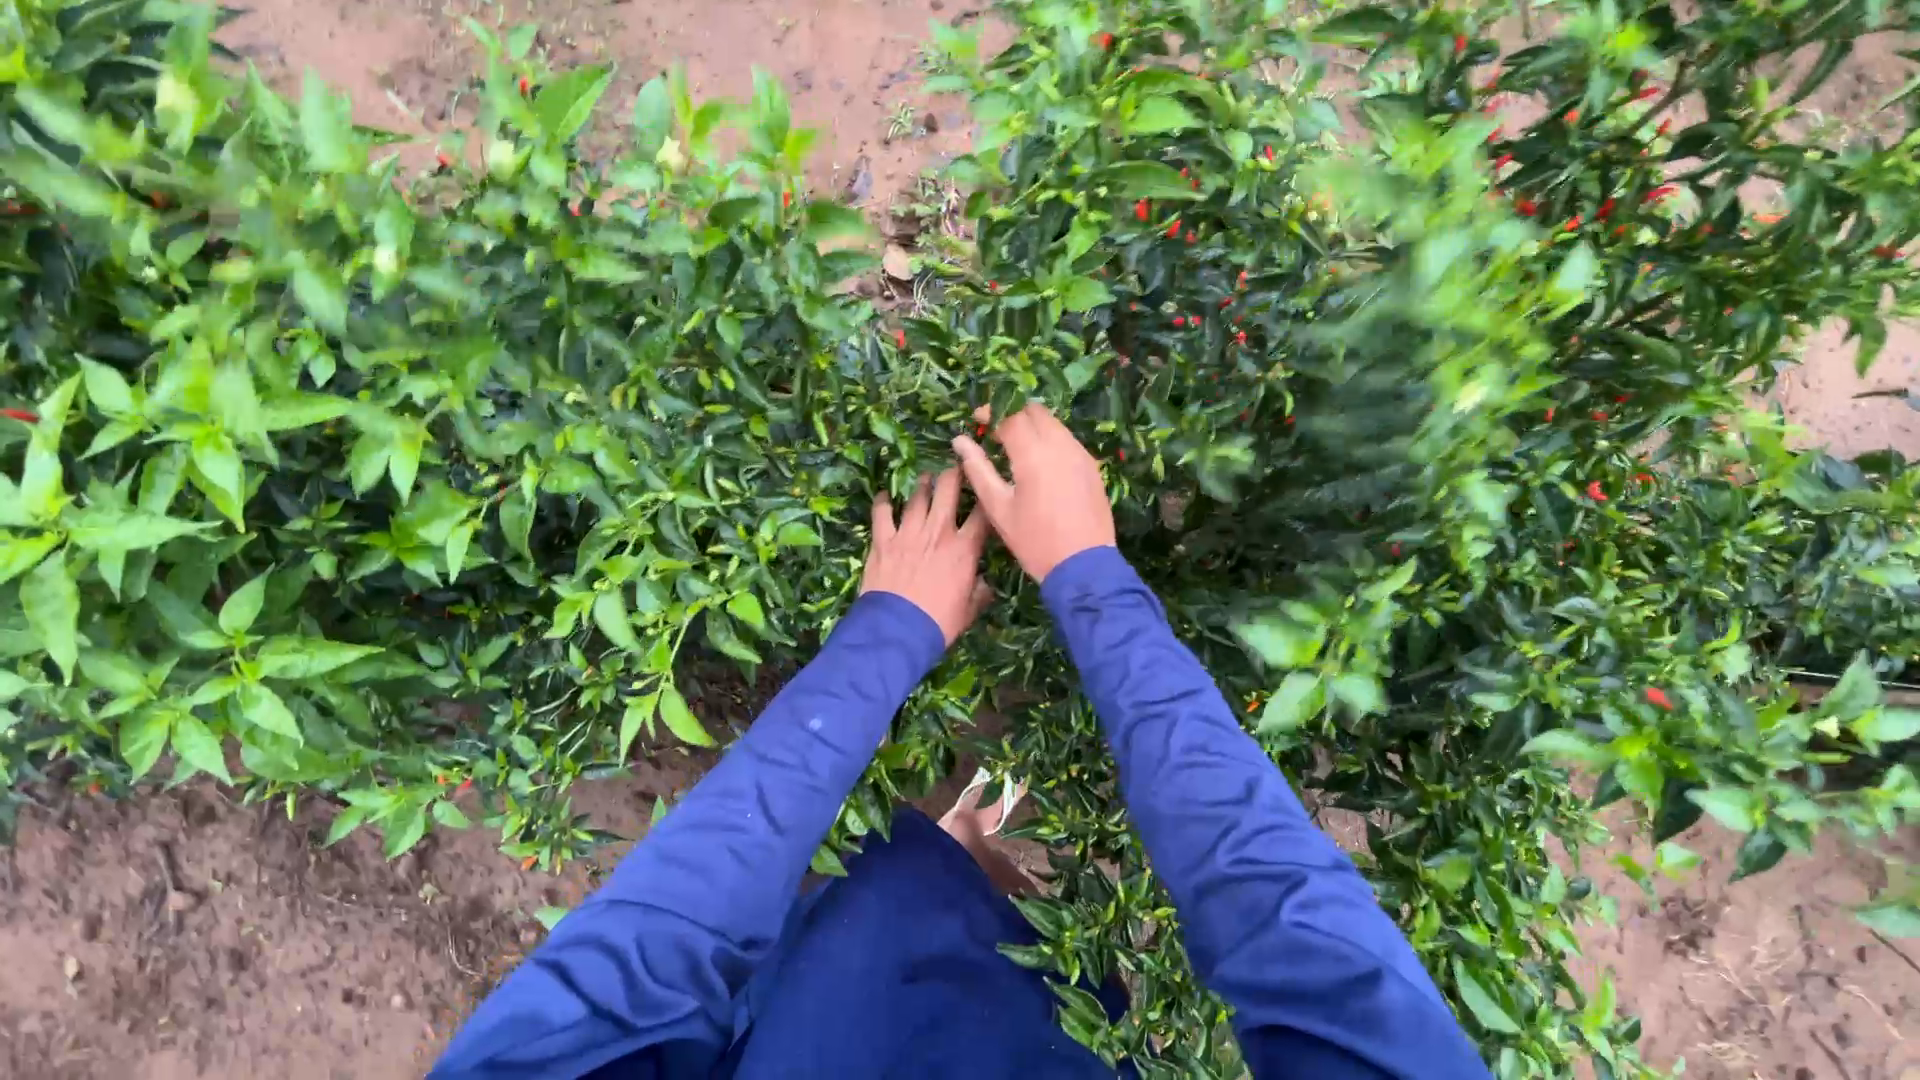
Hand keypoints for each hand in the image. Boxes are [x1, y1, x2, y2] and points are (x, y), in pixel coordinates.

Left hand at [859, 468, 992, 645]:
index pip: (982, 514)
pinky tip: (883, 495)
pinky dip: (882, 502)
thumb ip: (980, 593)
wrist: (896, 630)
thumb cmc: (938, 622)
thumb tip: (985, 584)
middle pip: (948, 490)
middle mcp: (938, 532)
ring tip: (925, 477)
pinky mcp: (883, 540)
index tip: (988, 486)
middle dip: (954, 474)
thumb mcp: (968, 611)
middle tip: (955, 466)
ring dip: (923, 485)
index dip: (987, 497)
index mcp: (963, 549)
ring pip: (917, 497)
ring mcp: (908, 533)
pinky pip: (882, 513)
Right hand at [951, 403, 1115, 583]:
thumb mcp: (999, 508)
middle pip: (1035, 411)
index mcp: (1034, 455)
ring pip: (1054, 423)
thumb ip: (978, 470)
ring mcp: (1080, 454)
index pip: (1010, 416)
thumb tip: (960, 442)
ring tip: (1016, 444)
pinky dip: (1050, 438)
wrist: (1083, 565)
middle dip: (1013, 412)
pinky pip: (1068, 440)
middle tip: (995, 429)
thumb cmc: (1034, 541)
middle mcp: (1060, 446)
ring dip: (1033, 424)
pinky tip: (1040, 460)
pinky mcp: (1091, 466)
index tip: (976, 420)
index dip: (990, 413)